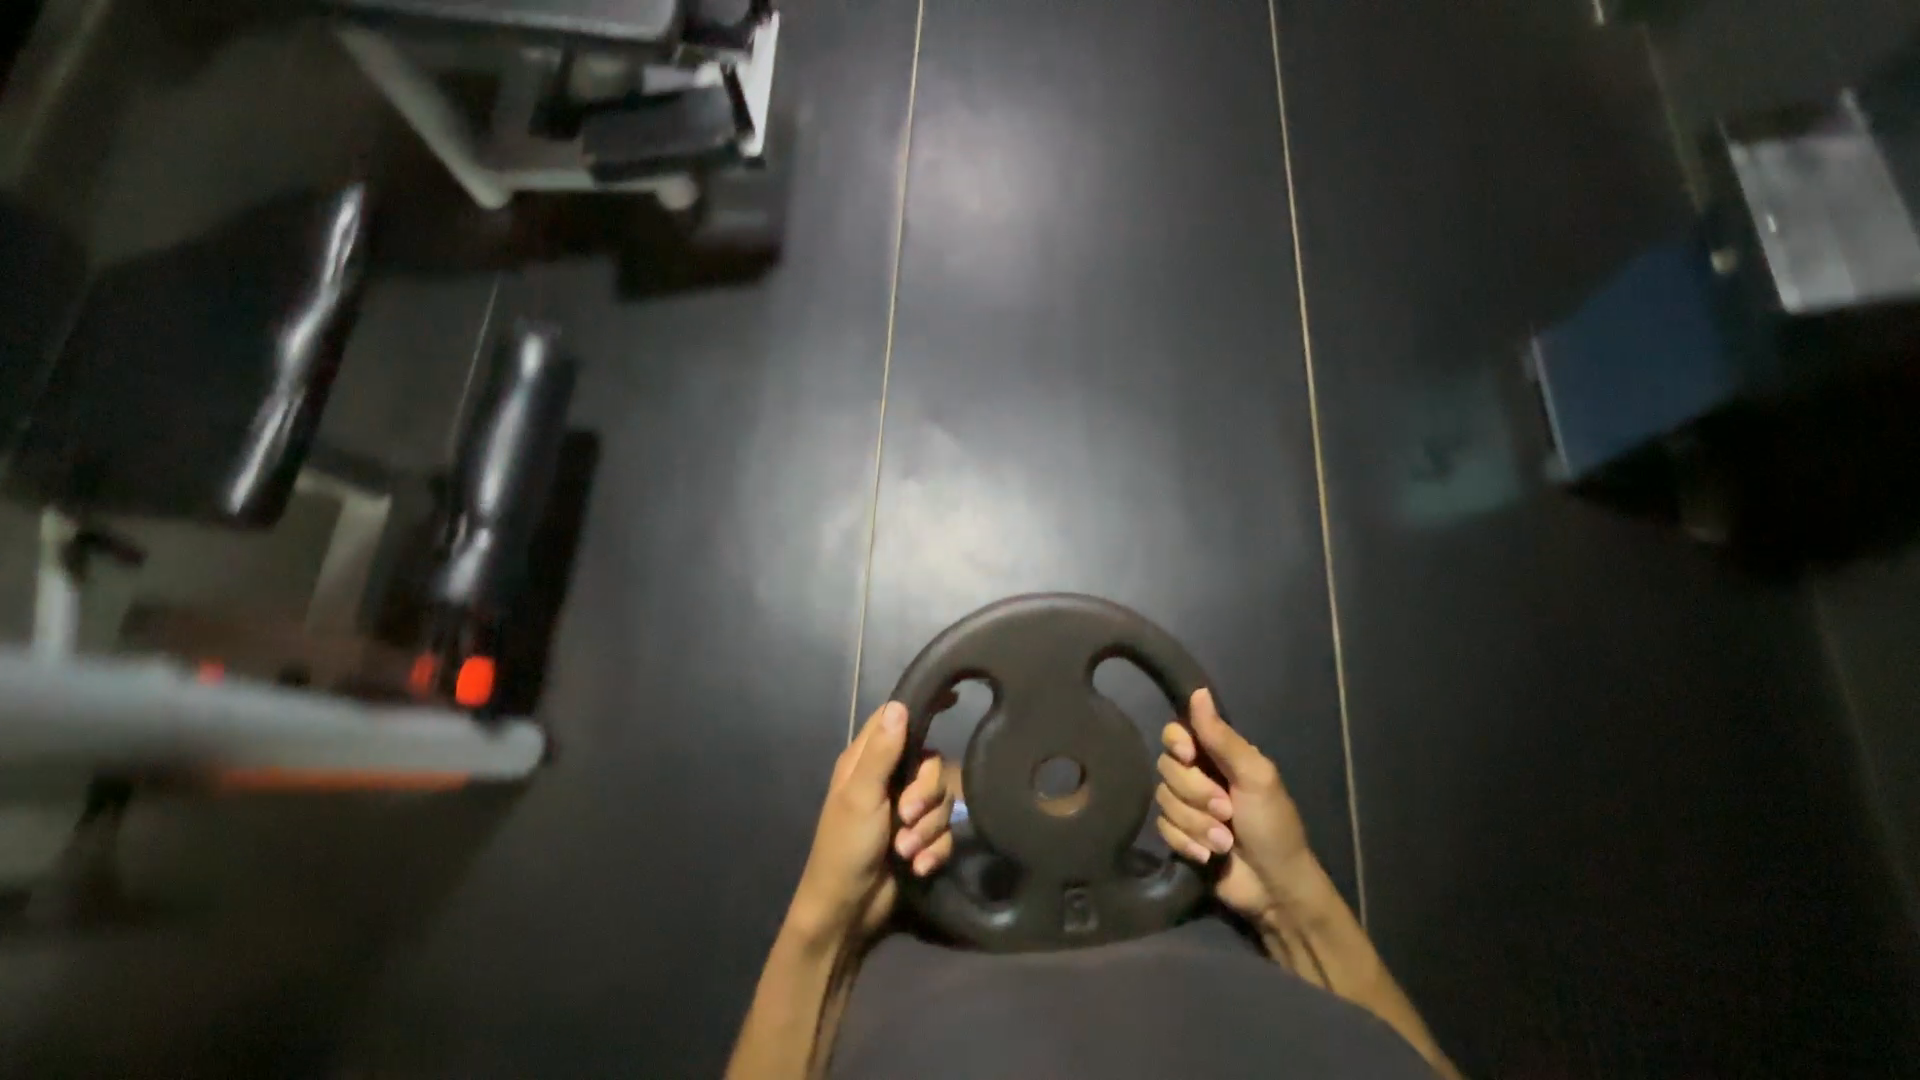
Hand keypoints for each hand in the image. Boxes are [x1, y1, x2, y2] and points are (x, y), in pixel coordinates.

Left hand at [787, 702, 956, 948]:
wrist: (847, 911)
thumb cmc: (844, 847)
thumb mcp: (861, 796)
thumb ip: (882, 753)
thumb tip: (899, 705)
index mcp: (866, 762)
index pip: (895, 720)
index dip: (922, 707)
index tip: (954, 698)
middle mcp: (888, 780)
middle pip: (931, 765)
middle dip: (926, 796)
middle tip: (906, 816)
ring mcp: (904, 811)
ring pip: (941, 801)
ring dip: (927, 830)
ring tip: (906, 852)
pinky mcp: (920, 839)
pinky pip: (944, 833)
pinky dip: (933, 851)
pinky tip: (918, 867)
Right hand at [1155, 689, 1318, 924]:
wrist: (1275, 887)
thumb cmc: (1274, 825)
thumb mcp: (1256, 776)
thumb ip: (1223, 737)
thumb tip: (1198, 691)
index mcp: (1217, 755)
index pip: (1175, 733)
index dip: (1177, 744)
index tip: (1190, 757)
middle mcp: (1198, 775)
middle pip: (1166, 767)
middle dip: (1196, 795)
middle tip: (1227, 812)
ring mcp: (1187, 807)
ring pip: (1163, 801)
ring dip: (1195, 824)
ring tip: (1224, 841)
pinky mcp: (1179, 835)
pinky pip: (1162, 829)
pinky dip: (1187, 843)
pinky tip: (1208, 856)